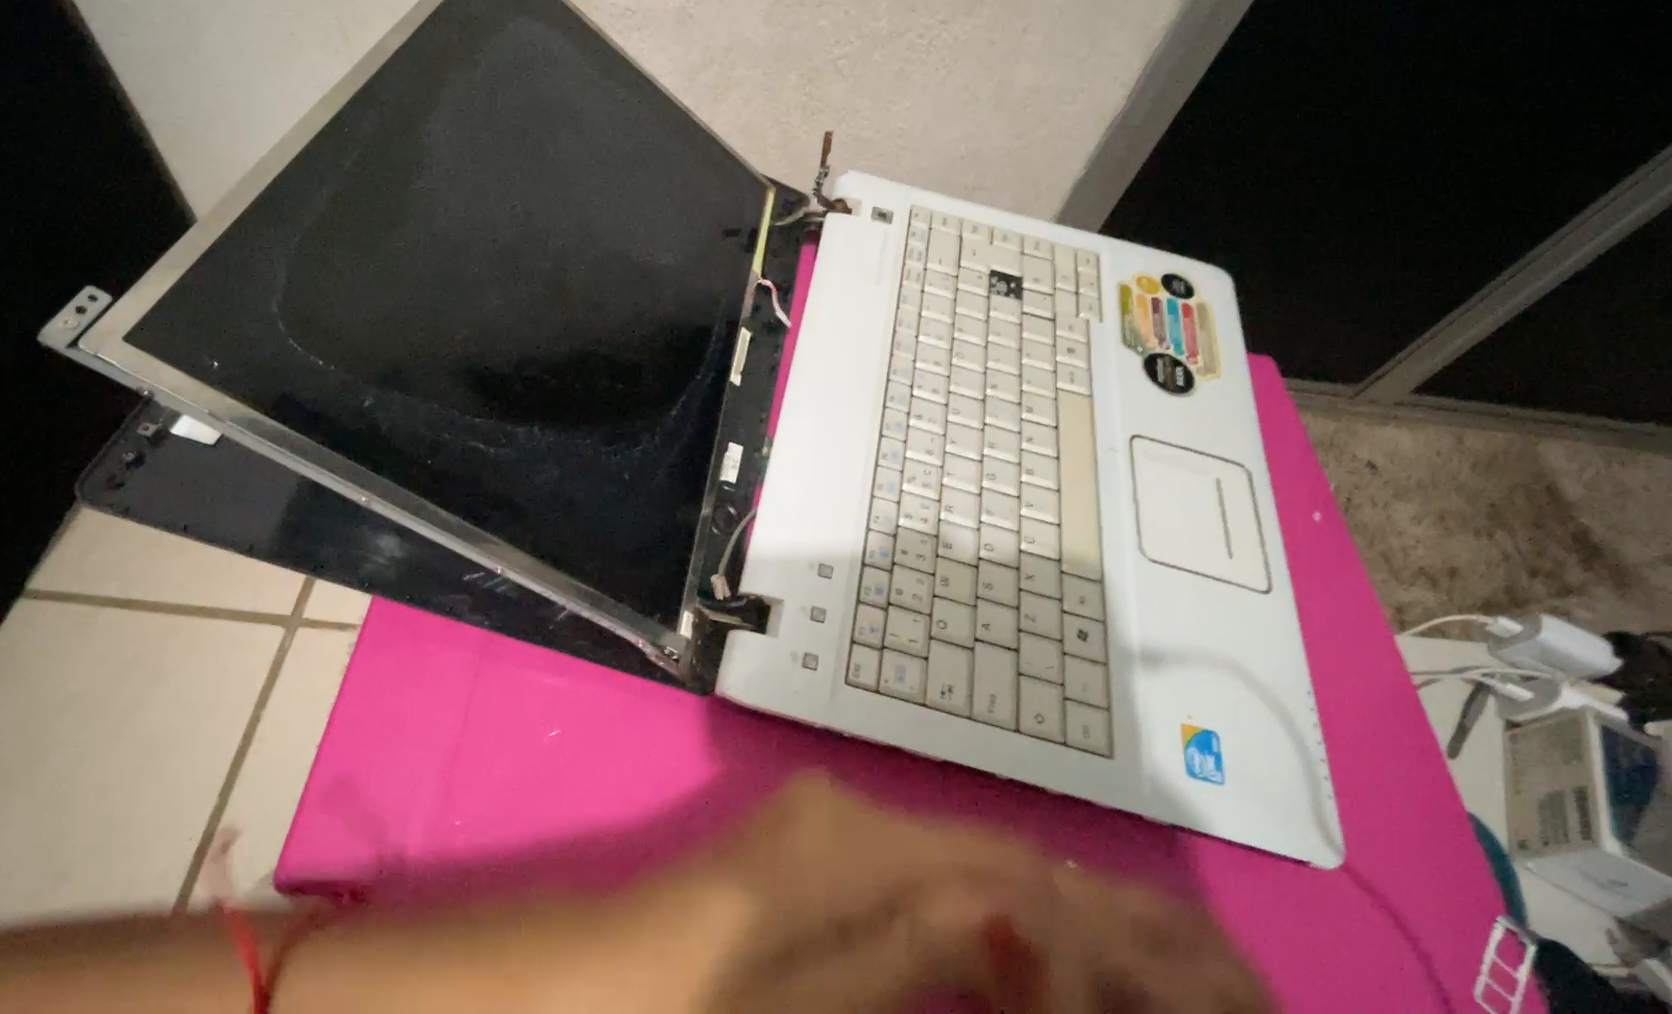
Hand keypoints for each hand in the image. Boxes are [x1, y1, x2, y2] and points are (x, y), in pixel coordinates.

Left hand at [652, 773, 1269, 1013]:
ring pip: (971, 862)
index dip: (1103, 928)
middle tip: (1219, 978)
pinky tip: (1030, 960)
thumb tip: (1028, 918)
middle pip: (1002, 855)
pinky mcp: (819, 845)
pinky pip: (925, 874)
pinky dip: (985, 916)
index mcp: (853, 842)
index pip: (1010, 869)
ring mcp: (832, 819)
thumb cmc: (684, 1005)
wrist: (584, 972)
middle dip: (1101, 918)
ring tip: (1158, 971)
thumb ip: (913, 951)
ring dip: (1052, 918)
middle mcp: (852, 809)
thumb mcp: (805, 1002)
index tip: (1198, 983)